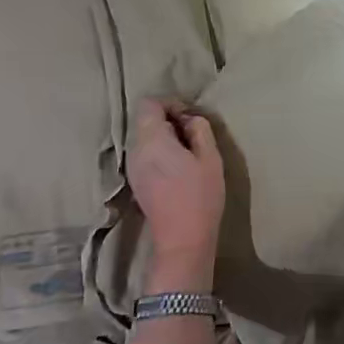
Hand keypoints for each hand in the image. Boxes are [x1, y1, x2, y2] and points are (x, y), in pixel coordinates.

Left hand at [126, 99, 223, 289]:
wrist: (182, 240)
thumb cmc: (200, 196)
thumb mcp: (210, 158)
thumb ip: (199, 130)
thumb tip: (189, 119)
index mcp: (152, 141)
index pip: (148, 104)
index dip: (170, 103)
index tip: (190, 117)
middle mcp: (135, 151)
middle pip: (145, 121)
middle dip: (169, 120)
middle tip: (195, 135)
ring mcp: (133, 168)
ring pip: (145, 138)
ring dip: (165, 137)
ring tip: (189, 152)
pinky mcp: (136, 182)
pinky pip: (145, 155)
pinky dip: (160, 152)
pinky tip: (179, 168)